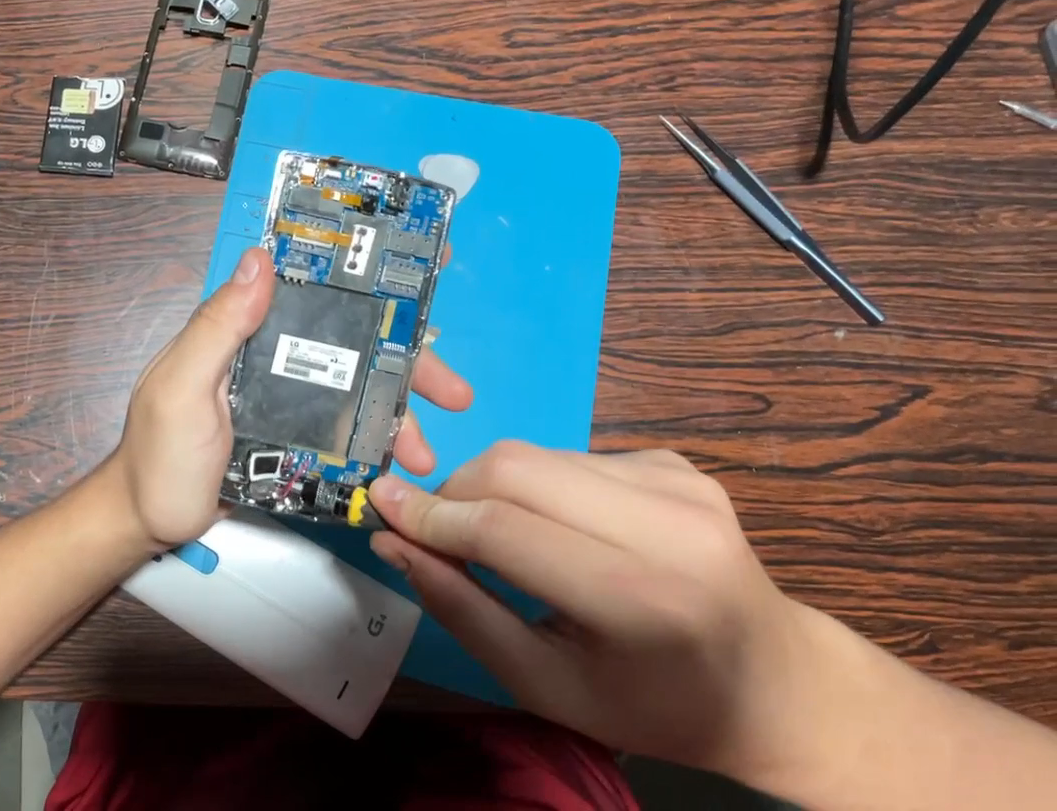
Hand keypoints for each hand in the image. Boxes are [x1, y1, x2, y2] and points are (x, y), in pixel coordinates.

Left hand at [99, 247, 472, 550]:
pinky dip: (376, 442)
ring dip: (397, 412)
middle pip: (346, 344)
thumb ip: (217, 328)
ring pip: (353, 389)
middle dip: (404, 360)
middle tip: (454, 389)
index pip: (304, 289)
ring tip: (429, 448)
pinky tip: (402, 461)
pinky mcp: (291, 440)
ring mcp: (282, 401)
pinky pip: (343, 430)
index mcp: (241, 334)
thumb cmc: (160, 454)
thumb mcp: (182, 387)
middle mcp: (266, 358)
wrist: (149, 524)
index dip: (358, 276)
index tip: (418, 268)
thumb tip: (261, 258)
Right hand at [368, 442, 825, 783]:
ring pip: (533, 454)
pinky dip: (535, 487)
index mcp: (641, 599)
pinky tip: (560, 528)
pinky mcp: (675, 463)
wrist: (781, 686)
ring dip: (491, 488)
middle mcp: (669, 524)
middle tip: (436, 530)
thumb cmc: (653, 703)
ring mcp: (679, 483)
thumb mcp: (544, 683)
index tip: (377, 505)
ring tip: (501, 537)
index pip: (502, 528)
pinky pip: (566, 456)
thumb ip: (460, 607)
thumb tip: (391, 540)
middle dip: (453, 491)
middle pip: (513, 468)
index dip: (429, 516)